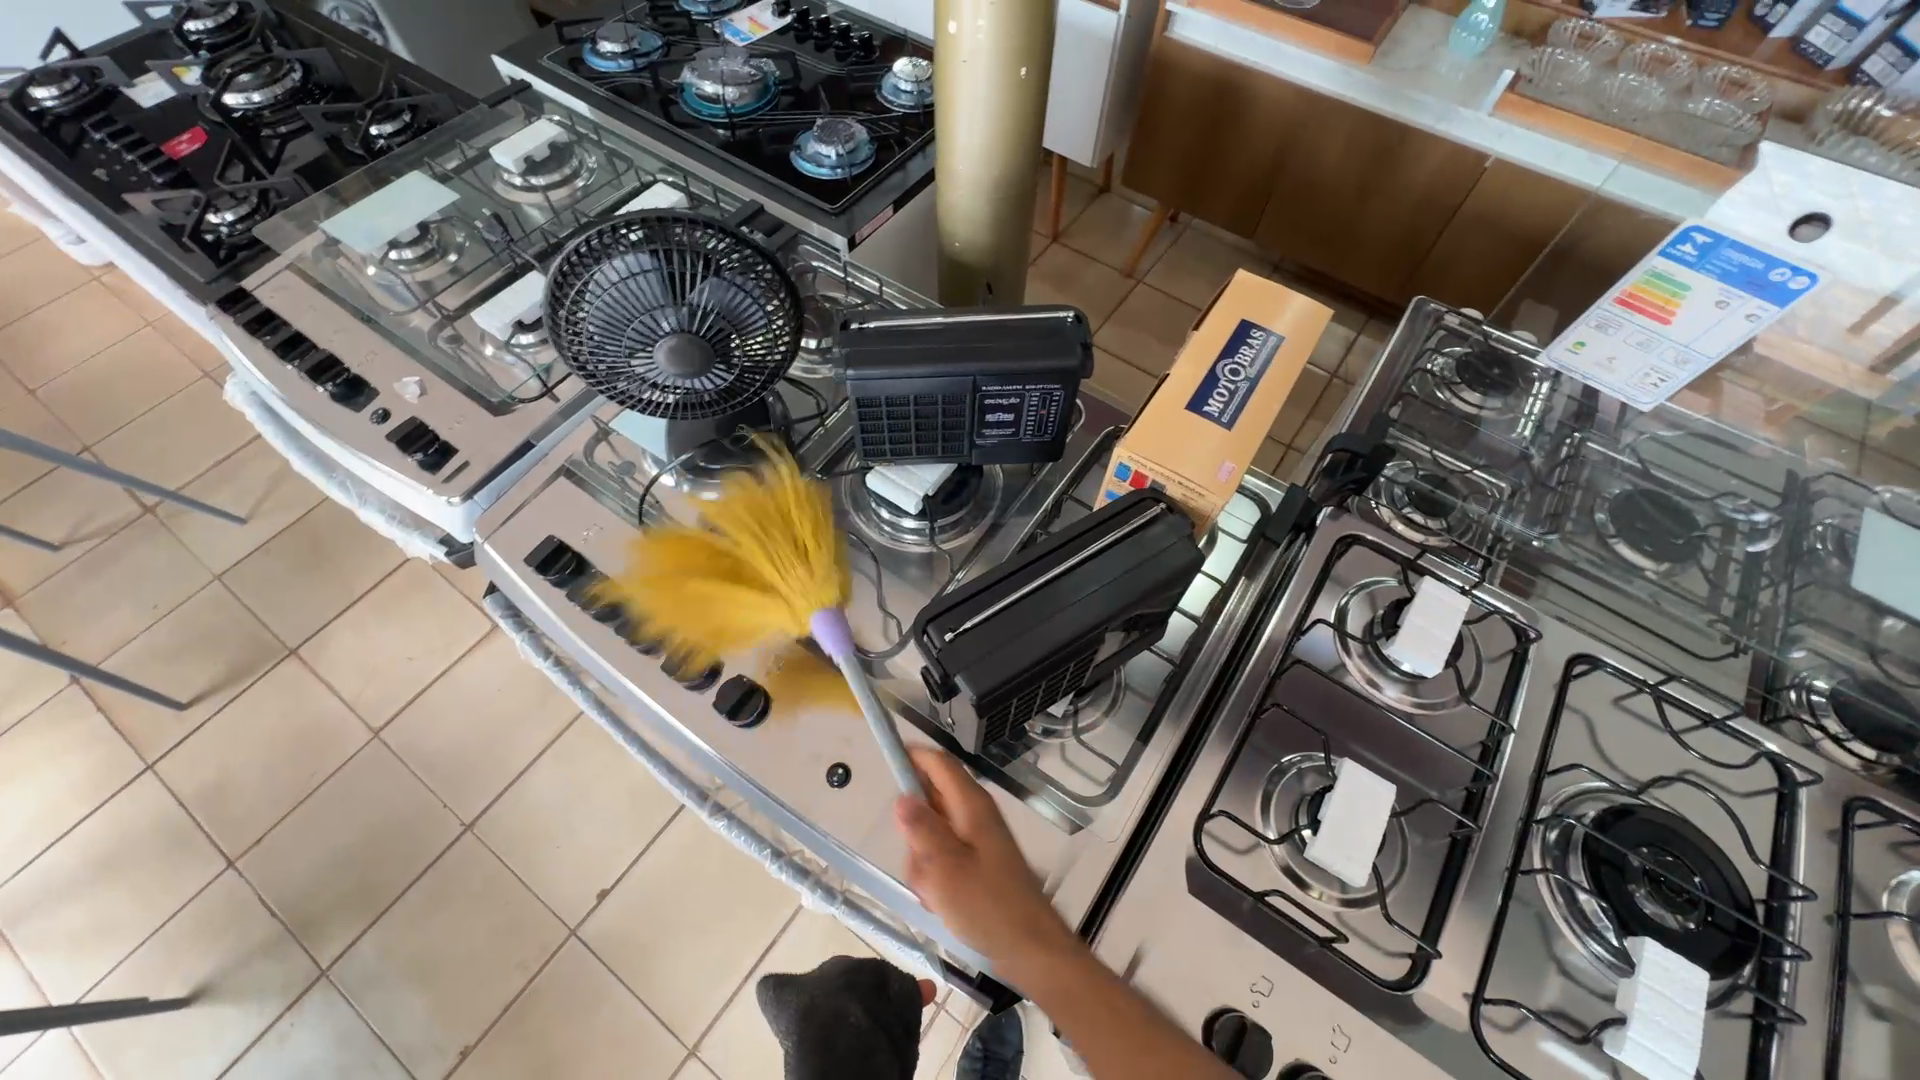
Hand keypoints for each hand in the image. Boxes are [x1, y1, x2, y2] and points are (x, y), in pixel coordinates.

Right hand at [894, 746, 1078, 979]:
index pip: (939, 763)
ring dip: (923, 859)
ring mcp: (977, 839)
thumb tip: (902, 797)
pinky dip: (935, 876)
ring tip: (933, 890)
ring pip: (932, 834)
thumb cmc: (987, 905)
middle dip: (913, 828)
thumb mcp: (945, 867)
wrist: (1029, 948)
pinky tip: (941, 901)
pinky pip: (942, 858)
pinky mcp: (977, 863)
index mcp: (971, 804)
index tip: (885, 763)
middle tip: (916, 859)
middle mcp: (975, 814)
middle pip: (930, 800)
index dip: (912, 757)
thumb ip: (922, 830)